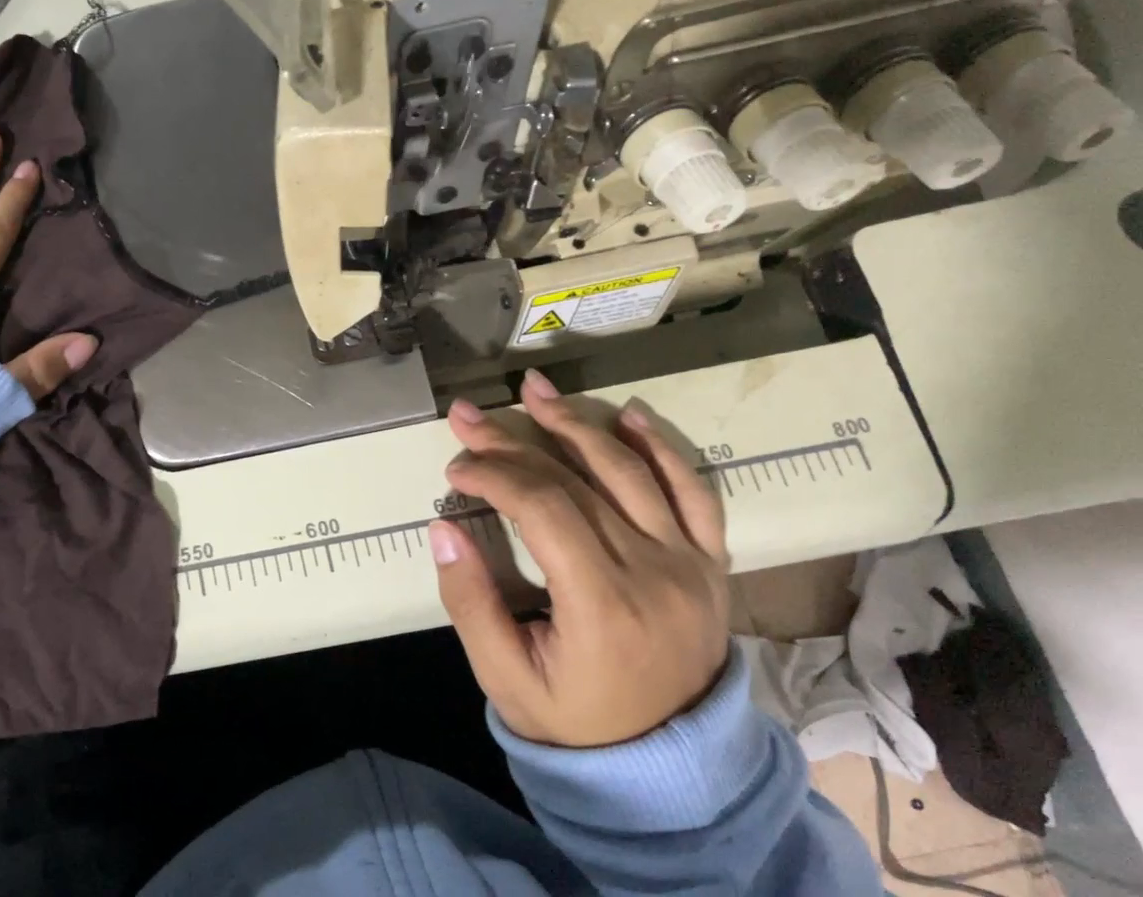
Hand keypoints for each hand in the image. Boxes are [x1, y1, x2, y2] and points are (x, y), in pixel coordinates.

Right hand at [429, 369, 729, 746]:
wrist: (665, 764)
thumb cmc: (572, 720)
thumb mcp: (503, 677)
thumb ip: (470, 602)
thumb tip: (443, 528)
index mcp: (602, 603)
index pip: (543, 508)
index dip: (494, 474)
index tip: (455, 467)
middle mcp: (654, 572)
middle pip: (578, 481)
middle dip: (515, 441)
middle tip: (468, 415)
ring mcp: (690, 564)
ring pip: (632, 472)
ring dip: (578, 424)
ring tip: (534, 389)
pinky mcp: (710, 564)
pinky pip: (695, 493)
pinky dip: (662, 449)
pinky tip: (629, 415)